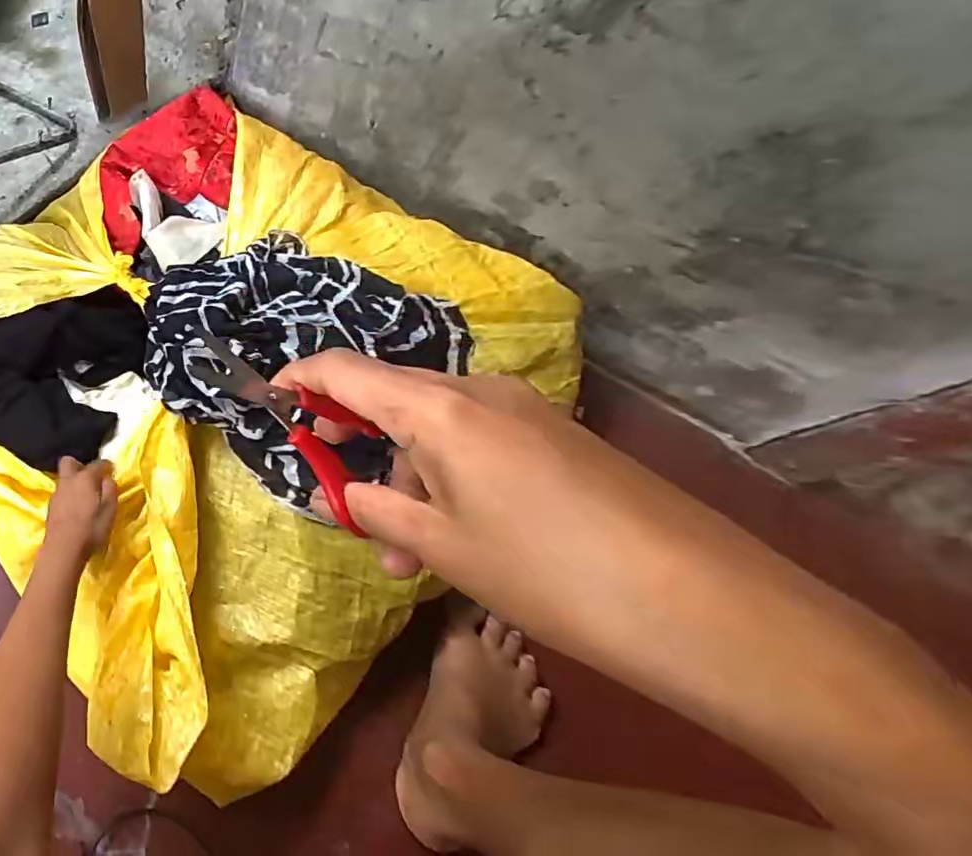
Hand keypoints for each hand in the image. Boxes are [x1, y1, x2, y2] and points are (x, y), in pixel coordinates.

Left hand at [44, 456, 116, 561]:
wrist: (62, 551)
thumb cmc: (90, 530)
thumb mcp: (109, 511)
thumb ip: (111, 490)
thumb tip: (108, 478)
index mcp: (85, 479)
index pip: (97, 464)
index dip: (106, 465)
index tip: (112, 470)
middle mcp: (68, 481)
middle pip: (69, 462)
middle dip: (80, 465)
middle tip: (91, 478)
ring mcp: (56, 493)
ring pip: (64, 478)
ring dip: (74, 481)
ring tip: (85, 496)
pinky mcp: (50, 506)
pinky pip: (61, 492)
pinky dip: (68, 494)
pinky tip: (75, 507)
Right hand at [272, 349, 574, 588]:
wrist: (699, 600)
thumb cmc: (545, 571)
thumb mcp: (442, 546)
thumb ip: (378, 508)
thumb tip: (348, 492)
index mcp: (437, 408)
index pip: (345, 371)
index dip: (301, 379)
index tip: (272, 399)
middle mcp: (476, 390)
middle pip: (390, 399)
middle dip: (359, 446)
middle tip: (344, 499)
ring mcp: (520, 408)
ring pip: (435, 428)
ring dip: (410, 479)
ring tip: (411, 555)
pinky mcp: (551, 433)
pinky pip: (475, 440)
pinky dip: (449, 476)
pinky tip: (459, 533)